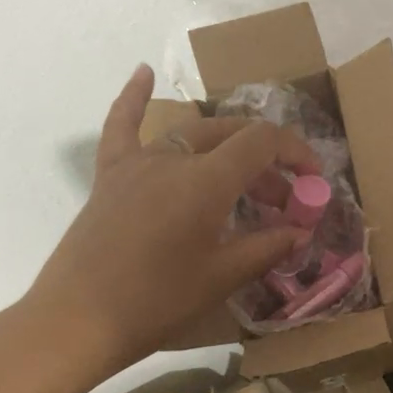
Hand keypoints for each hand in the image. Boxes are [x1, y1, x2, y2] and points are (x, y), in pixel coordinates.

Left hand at [2, 65, 318, 392]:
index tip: (313, 180)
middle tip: (282, 204)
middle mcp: (173, 159)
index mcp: (206, 181)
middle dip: (266, 163)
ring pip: (191, 135)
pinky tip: (143, 72)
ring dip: (226, 149)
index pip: (262, 142)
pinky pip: (122, 126)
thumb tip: (299, 232)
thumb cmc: (157, 303)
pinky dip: (134, 97)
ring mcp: (137, 163)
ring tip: (244, 183)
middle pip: (231, 137)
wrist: (79, 320)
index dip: (296, 152)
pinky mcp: (110, 176)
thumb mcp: (222, 277)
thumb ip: (266, 247)